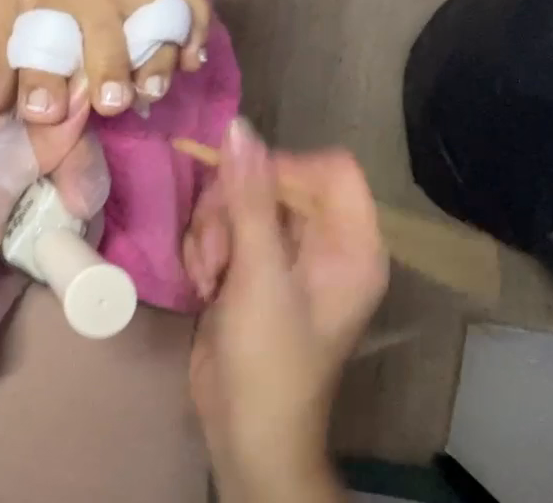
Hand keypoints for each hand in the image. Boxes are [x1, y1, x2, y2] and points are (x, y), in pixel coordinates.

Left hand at [0, 104, 108, 430]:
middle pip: (64, 140)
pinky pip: (69, 223)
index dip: (68, 112)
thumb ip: (32, 142)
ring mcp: (12, 198)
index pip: (37, 98)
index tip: (81, 144)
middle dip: (79, 170)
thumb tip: (81, 91)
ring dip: (80, 208)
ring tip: (67, 236)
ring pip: (72, 182)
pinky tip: (67, 254)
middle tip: (78, 207)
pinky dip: (76, 236)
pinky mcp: (28, 238)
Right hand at [182, 120, 388, 501]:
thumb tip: (238, 127)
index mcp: (350, 245)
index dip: (279, 168)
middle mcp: (321, 244)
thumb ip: (249, 197)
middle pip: (271, 181)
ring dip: (211, 231)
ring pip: (238, 202)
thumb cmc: (270, 358)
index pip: (327, 169)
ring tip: (209, 274)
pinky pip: (221, 227)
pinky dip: (204, 247)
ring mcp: (283, 256)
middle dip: (231, 208)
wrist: (245, 425)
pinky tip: (202, 282)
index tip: (237, 188)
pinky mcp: (249, 268)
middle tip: (217, 248)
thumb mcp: (259, 274)